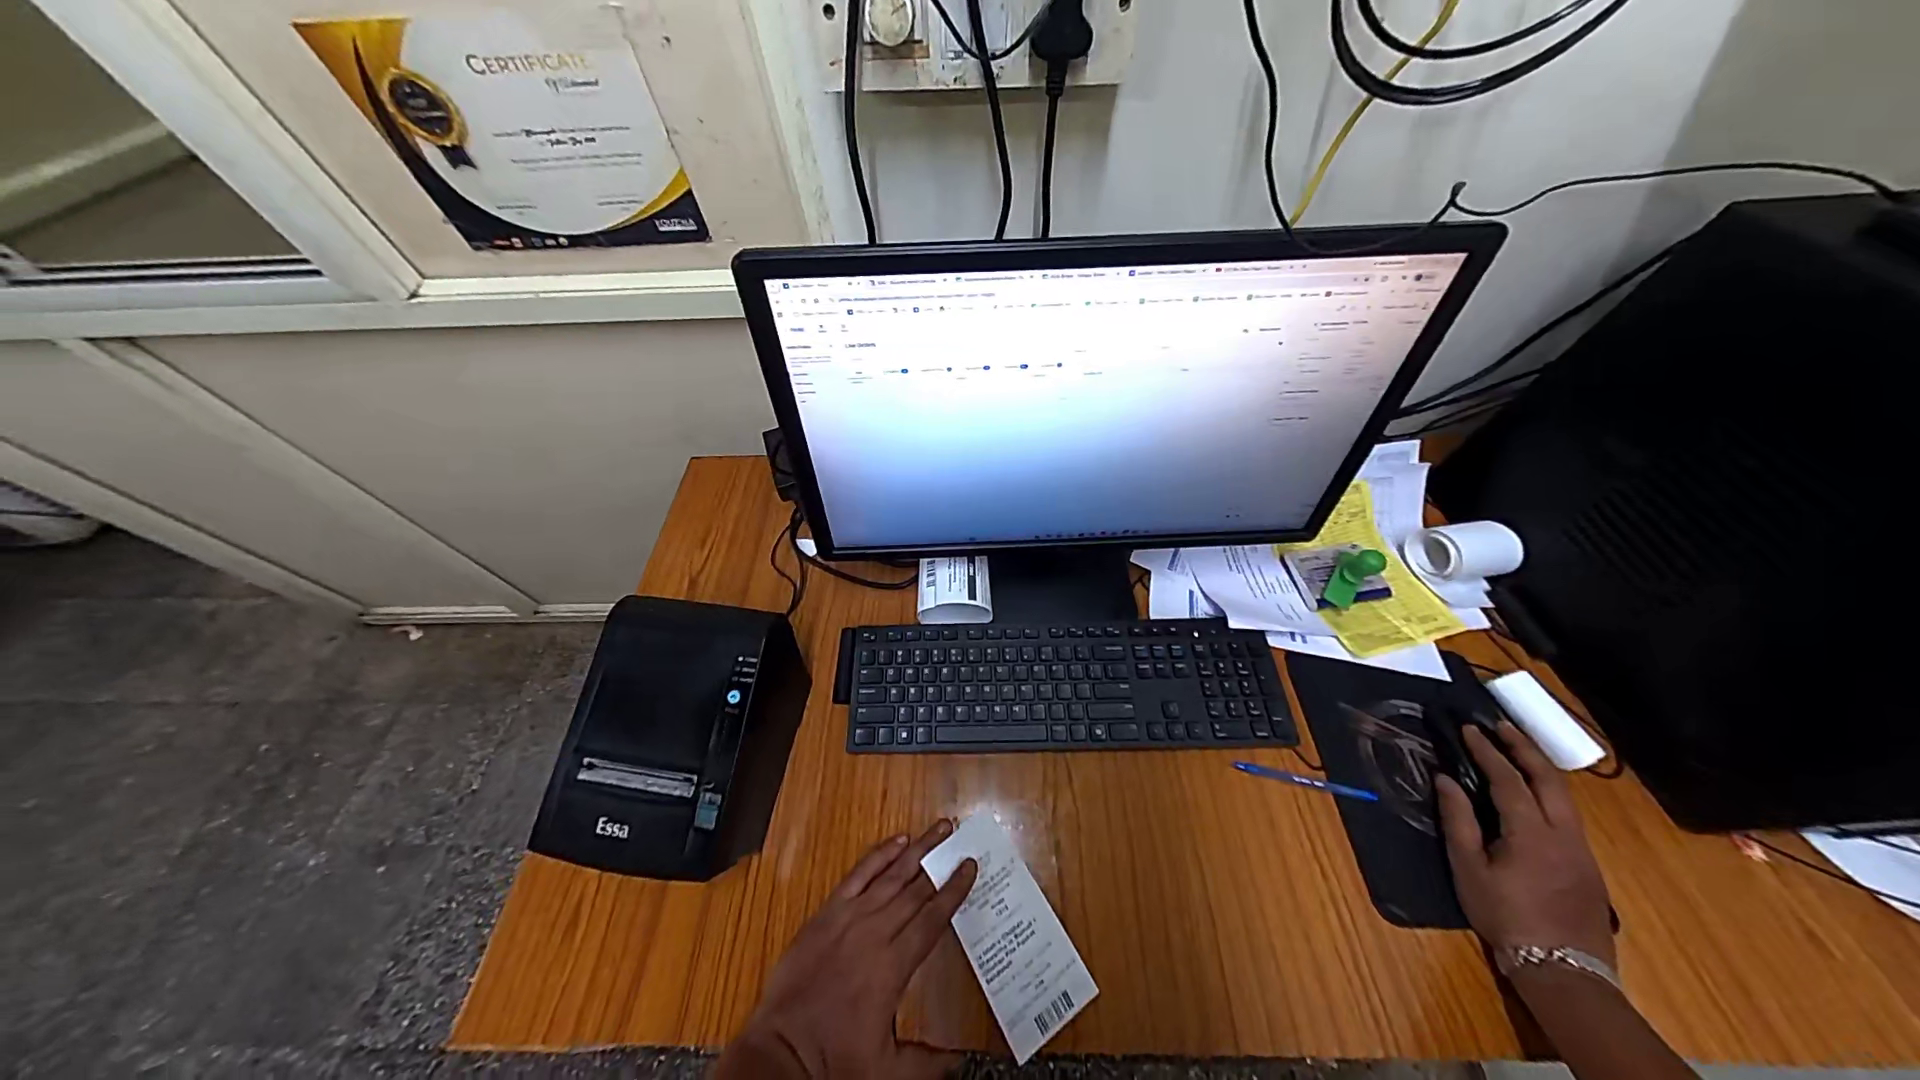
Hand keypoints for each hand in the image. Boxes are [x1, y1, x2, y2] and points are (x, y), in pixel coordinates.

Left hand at [714, 820, 978, 1079]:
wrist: (782, 1053)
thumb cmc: (833, 1061)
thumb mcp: (887, 1068)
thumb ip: (927, 1061)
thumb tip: (959, 1061)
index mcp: (893, 966)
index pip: (933, 918)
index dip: (954, 891)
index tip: (969, 868)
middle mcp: (874, 934)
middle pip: (916, 889)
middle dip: (941, 861)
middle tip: (958, 838)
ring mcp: (848, 919)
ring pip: (890, 876)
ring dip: (916, 851)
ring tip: (936, 830)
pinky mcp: (826, 914)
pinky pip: (857, 876)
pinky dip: (877, 857)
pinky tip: (894, 843)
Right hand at [1437, 721, 1615, 966]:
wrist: (1564, 968)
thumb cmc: (1505, 915)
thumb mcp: (1468, 868)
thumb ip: (1458, 820)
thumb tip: (1446, 779)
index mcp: (1532, 832)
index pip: (1509, 779)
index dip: (1488, 751)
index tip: (1469, 729)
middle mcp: (1564, 833)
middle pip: (1549, 778)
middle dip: (1523, 747)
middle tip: (1500, 725)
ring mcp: (1582, 848)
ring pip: (1564, 795)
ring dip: (1538, 766)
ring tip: (1515, 748)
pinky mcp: (1587, 863)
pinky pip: (1568, 813)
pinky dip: (1548, 790)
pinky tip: (1532, 791)